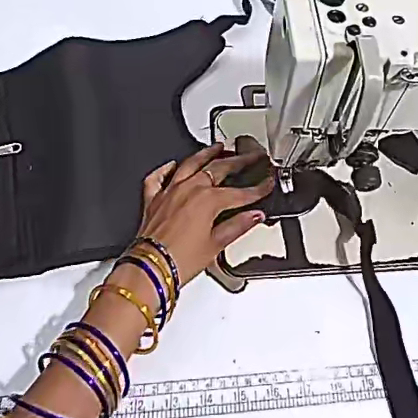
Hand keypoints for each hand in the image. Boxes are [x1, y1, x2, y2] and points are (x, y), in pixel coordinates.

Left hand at [136, 141, 275, 284]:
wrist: (150, 269)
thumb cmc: (179, 260)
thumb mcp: (216, 244)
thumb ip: (238, 225)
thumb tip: (254, 216)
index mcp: (208, 200)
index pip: (240, 192)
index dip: (257, 188)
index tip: (267, 184)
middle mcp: (189, 189)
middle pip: (218, 168)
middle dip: (239, 161)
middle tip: (252, 156)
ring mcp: (170, 191)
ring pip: (190, 164)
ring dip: (206, 154)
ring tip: (218, 148)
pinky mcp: (153, 199)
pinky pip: (158, 177)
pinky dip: (167, 169)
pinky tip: (173, 164)